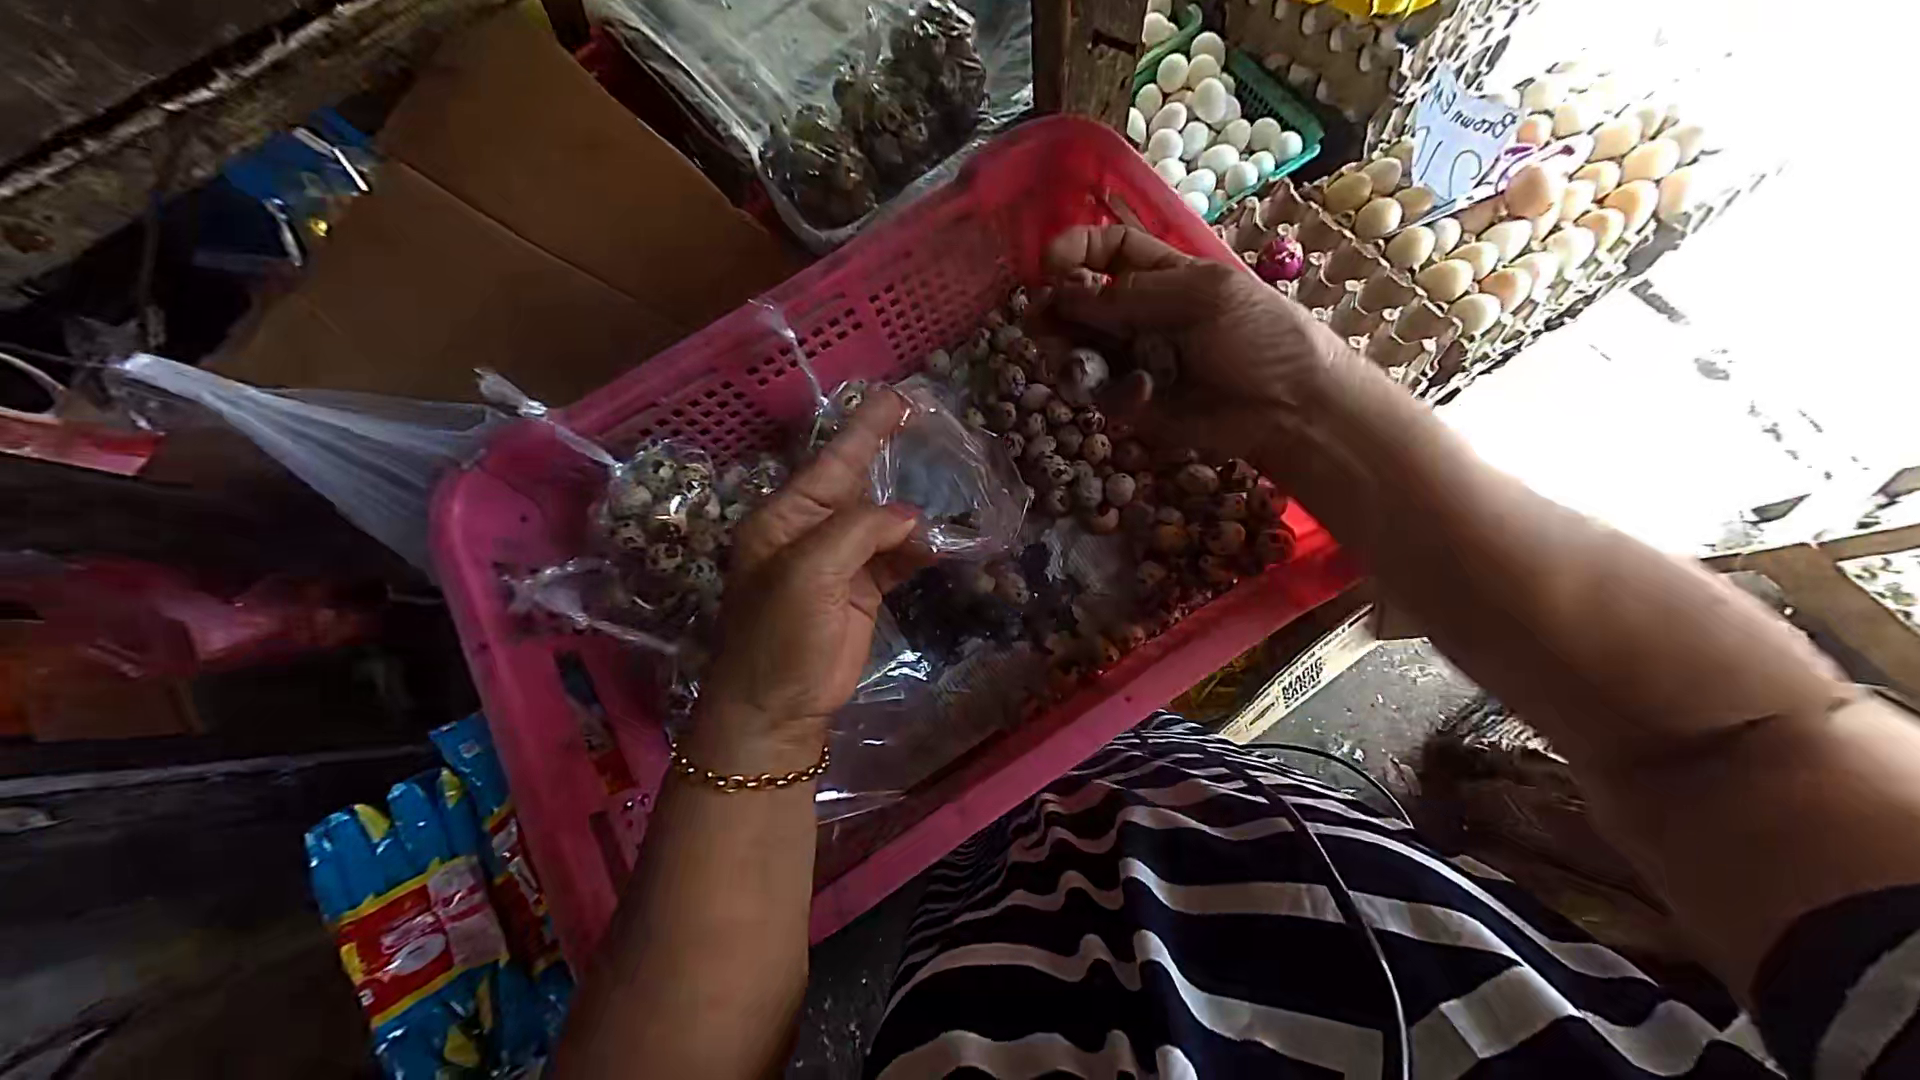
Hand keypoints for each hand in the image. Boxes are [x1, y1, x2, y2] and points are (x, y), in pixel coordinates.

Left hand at [694, 392, 921, 770]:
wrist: (778, 708)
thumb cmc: (779, 635)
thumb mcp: (809, 573)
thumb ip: (858, 531)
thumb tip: (909, 517)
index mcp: (787, 517)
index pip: (833, 461)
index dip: (866, 429)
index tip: (898, 397)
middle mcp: (813, 531)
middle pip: (861, 485)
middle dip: (893, 457)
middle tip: (931, 426)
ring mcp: (839, 562)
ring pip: (884, 523)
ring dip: (915, 511)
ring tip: (953, 481)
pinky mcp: (862, 591)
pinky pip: (896, 559)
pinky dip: (920, 550)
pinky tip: (946, 540)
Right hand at [1044, 223, 1354, 463]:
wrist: (1287, 408)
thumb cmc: (1260, 336)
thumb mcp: (1203, 296)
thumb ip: (1131, 293)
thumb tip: (1064, 291)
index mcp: (1160, 275)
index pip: (1106, 251)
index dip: (1074, 251)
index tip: (1048, 266)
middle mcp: (1136, 315)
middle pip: (1076, 304)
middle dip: (1054, 310)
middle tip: (1039, 323)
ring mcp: (1131, 360)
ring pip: (1075, 352)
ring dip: (1068, 354)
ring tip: (1077, 362)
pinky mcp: (1132, 403)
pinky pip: (1101, 394)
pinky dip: (1114, 392)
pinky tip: (1143, 392)